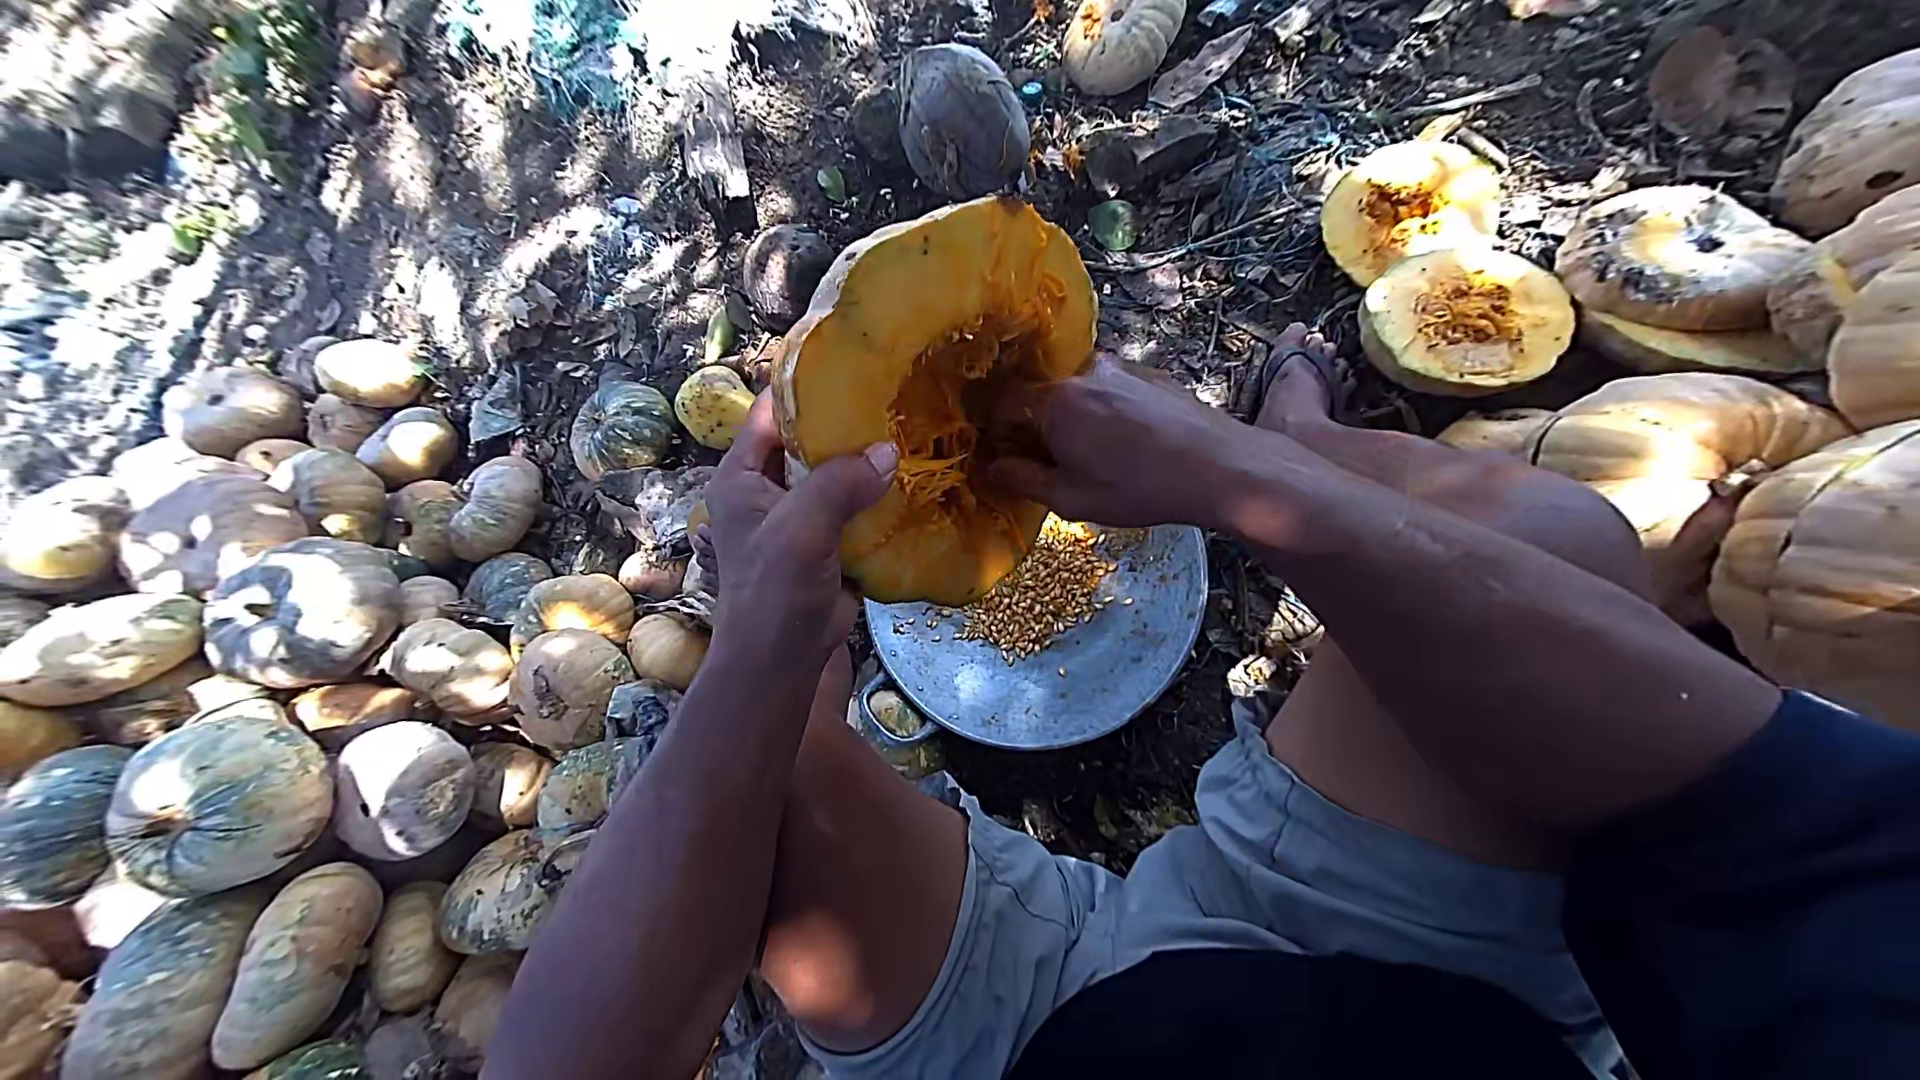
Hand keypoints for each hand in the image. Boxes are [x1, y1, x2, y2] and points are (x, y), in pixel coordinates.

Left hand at [699, 392, 896, 665]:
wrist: (783, 656)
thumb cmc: (773, 590)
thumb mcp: (799, 529)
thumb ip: (838, 485)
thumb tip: (888, 453)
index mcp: (744, 476)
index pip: (769, 414)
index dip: (803, 387)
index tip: (849, 363)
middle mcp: (770, 489)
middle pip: (810, 442)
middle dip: (847, 425)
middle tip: (894, 398)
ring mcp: (802, 515)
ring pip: (837, 474)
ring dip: (866, 462)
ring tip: (911, 433)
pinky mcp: (829, 539)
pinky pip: (855, 506)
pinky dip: (878, 495)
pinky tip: (911, 481)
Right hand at [987, 354, 1239, 527]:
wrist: (1219, 466)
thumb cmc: (1140, 488)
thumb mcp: (1072, 499)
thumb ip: (1024, 480)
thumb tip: (995, 468)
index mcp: (1056, 401)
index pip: (1004, 402)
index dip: (997, 430)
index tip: (1007, 456)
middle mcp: (1083, 373)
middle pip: (1039, 393)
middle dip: (1033, 426)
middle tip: (1046, 462)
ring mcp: (1118, 367)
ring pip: (1073, 390)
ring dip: (1067, 418)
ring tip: (1088, 454)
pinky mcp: (1145, 371)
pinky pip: (1104, 387)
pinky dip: (1097, 410)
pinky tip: (1120, 442)